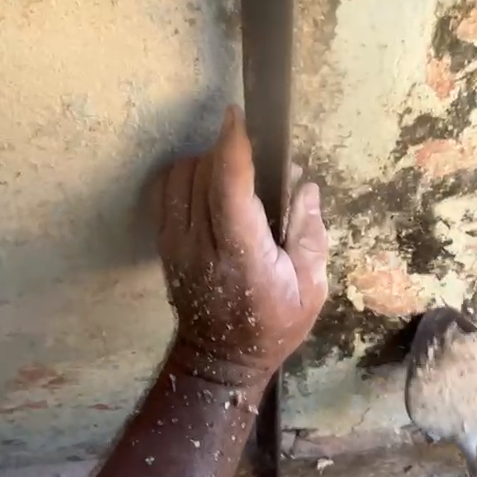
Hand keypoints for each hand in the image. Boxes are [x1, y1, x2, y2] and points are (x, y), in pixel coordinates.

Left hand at [157, 106, 328, 389]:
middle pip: (204, 173)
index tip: (238, 116)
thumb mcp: (311, 291)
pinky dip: (189, 175)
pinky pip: (168, 190)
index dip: (232, 147)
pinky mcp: (165, 243)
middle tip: (261, 162)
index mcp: (243, 257)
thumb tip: (305, 188)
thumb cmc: (272, 326)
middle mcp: (202, 246)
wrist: (220, 360)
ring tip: (238, 177)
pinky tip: (212, 186)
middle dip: (231, 153)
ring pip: (181, 176)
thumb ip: (311, 236)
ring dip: (209, 163)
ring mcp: (176, 244)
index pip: (228, 188)